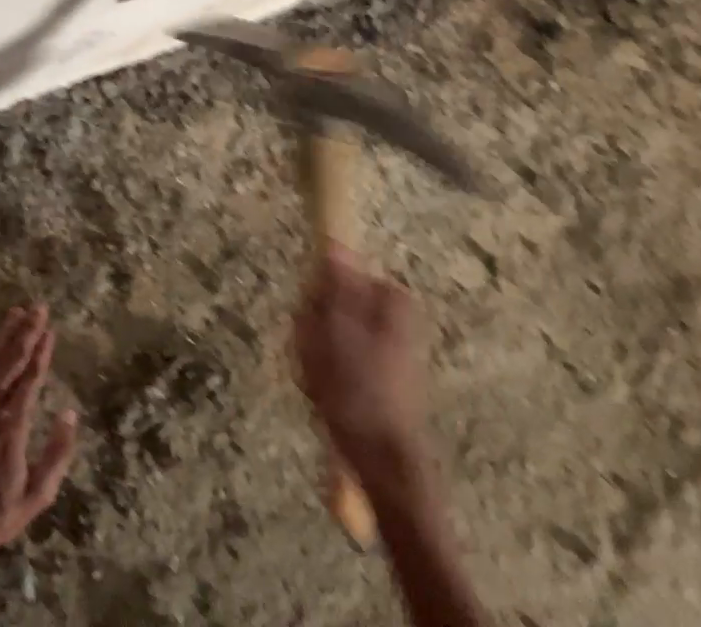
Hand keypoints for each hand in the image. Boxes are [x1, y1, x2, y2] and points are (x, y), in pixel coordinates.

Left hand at [0, 304, 78, 578]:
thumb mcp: (37, 495)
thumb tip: (70, 415)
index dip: (41, 351)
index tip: (50, 328)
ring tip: (14, 312)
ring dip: (1, 335)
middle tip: (37, 307)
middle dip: (24, 332)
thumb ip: (57, 453)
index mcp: (12, 429)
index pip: (30, 379)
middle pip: (8, 362)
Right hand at [294, 246, 423, 476]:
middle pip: (332, 304)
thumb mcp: (337, 330)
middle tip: (312, 358)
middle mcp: (392, 318)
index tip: (309, 323)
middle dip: (313, 330)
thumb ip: (336, 286)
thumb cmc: (358, 390)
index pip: (336, 276)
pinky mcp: (375, 374)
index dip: (315, 298)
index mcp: (390, 300)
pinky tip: (324, 395)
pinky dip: (323, 374)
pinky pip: (335, 360)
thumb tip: (334, 243)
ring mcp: (384, 348)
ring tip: (318, 382)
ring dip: (314, 355)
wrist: (382, 457)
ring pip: (329, 333)